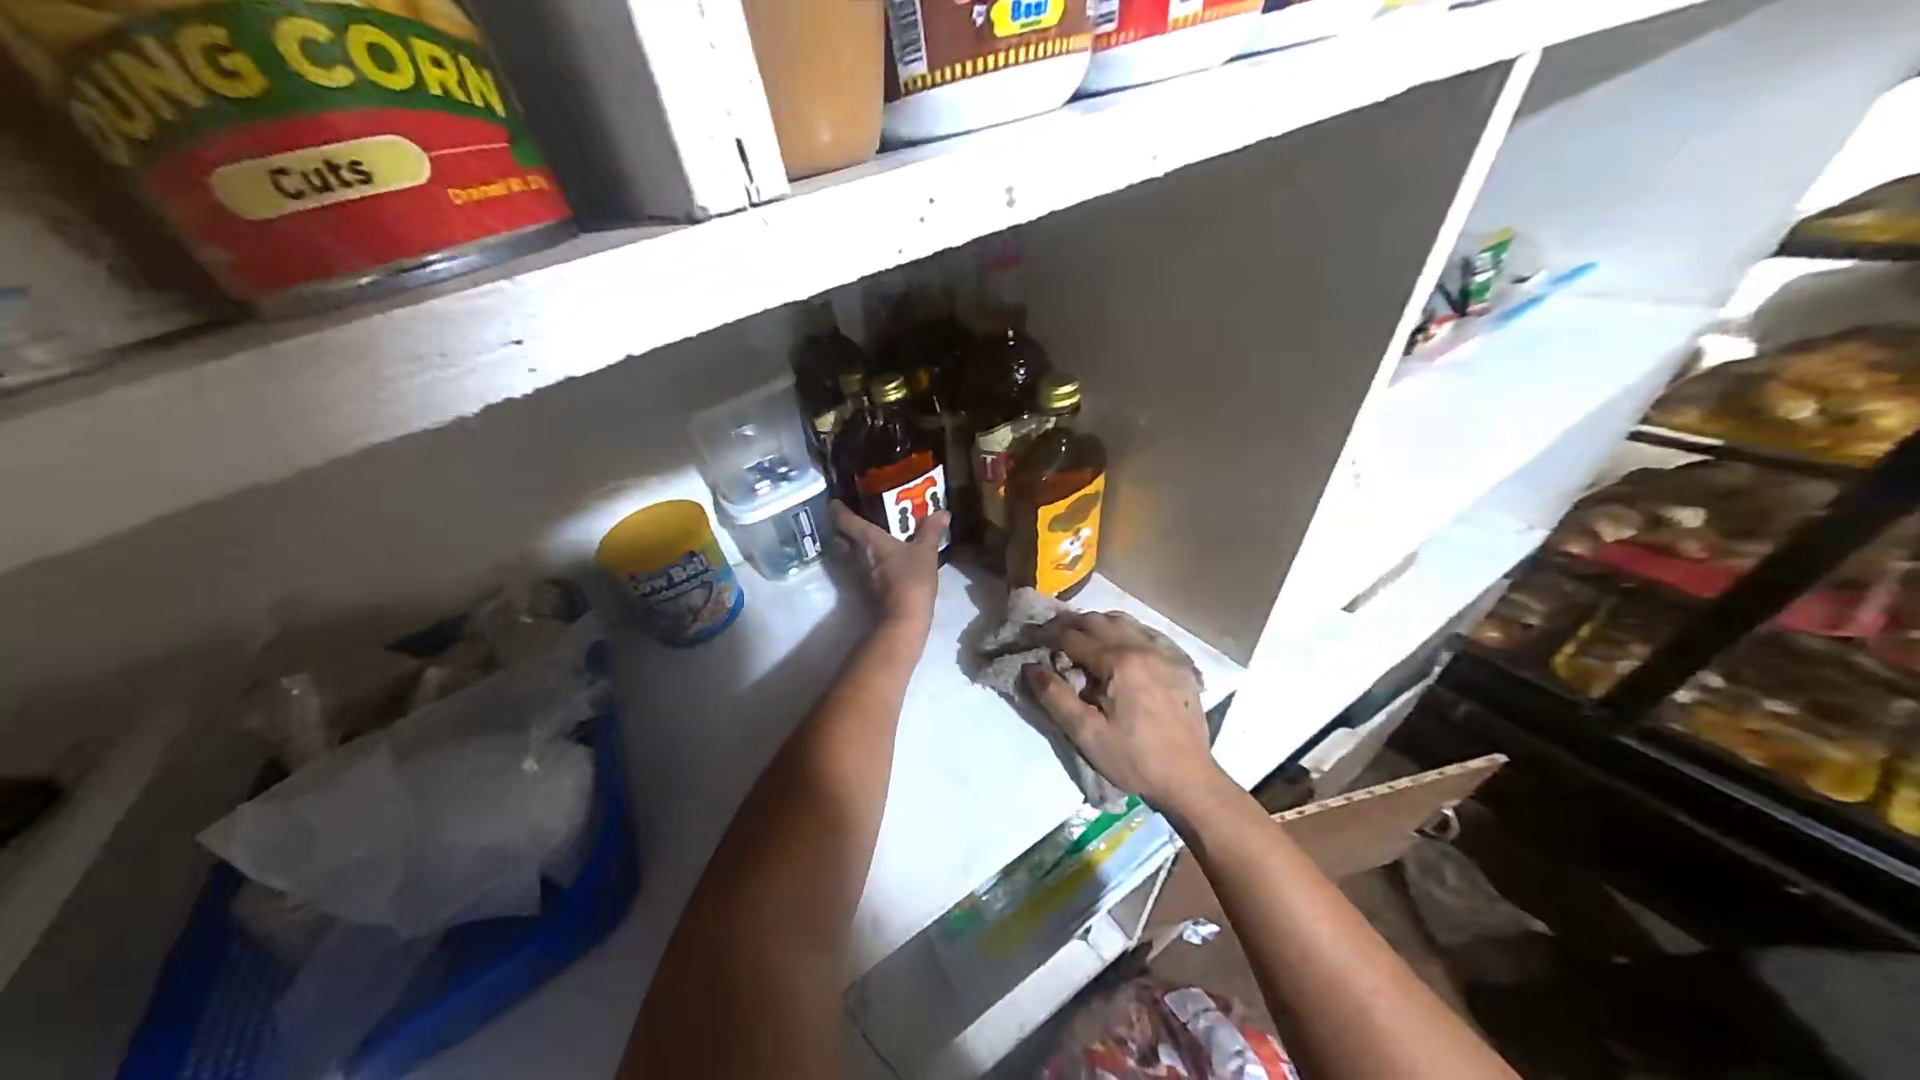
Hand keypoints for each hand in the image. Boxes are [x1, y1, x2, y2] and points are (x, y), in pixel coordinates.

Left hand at [832, 502, 946, 628]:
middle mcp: (856, 554)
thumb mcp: (926, 552)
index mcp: (868, 539)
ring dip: (847, 546)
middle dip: (840, 528)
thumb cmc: (911, 579)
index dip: (837, 508)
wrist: (902, 618)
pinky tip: (873, 561)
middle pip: (838, 537)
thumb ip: (931, 530)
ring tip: (861, 539)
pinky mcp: (862, 589)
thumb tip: (942, 512)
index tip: (835, 500)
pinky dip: (858, 562)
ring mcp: (856, 574)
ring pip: (844, 555)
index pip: (843, 519)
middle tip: (851, 519)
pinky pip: (854, 569)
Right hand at [1022, 611, 1225, 814]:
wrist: (1188, 778)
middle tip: (1053, 637)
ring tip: (1082, 640)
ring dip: (1099, 625)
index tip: (1034, 639)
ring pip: (1125, 622)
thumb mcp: (1086, 733)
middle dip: (1072, 625)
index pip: (1074, 636)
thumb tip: (1030, 667)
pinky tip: (1119, 648)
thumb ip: (1056, 697)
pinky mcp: (1180, 663)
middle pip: (1099, 621)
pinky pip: (1147, 633)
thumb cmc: (1134, 759)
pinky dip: (1126, 632)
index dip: (1050, 636)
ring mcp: (1166, 652)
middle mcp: (1143, 646)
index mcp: (1119, 661)